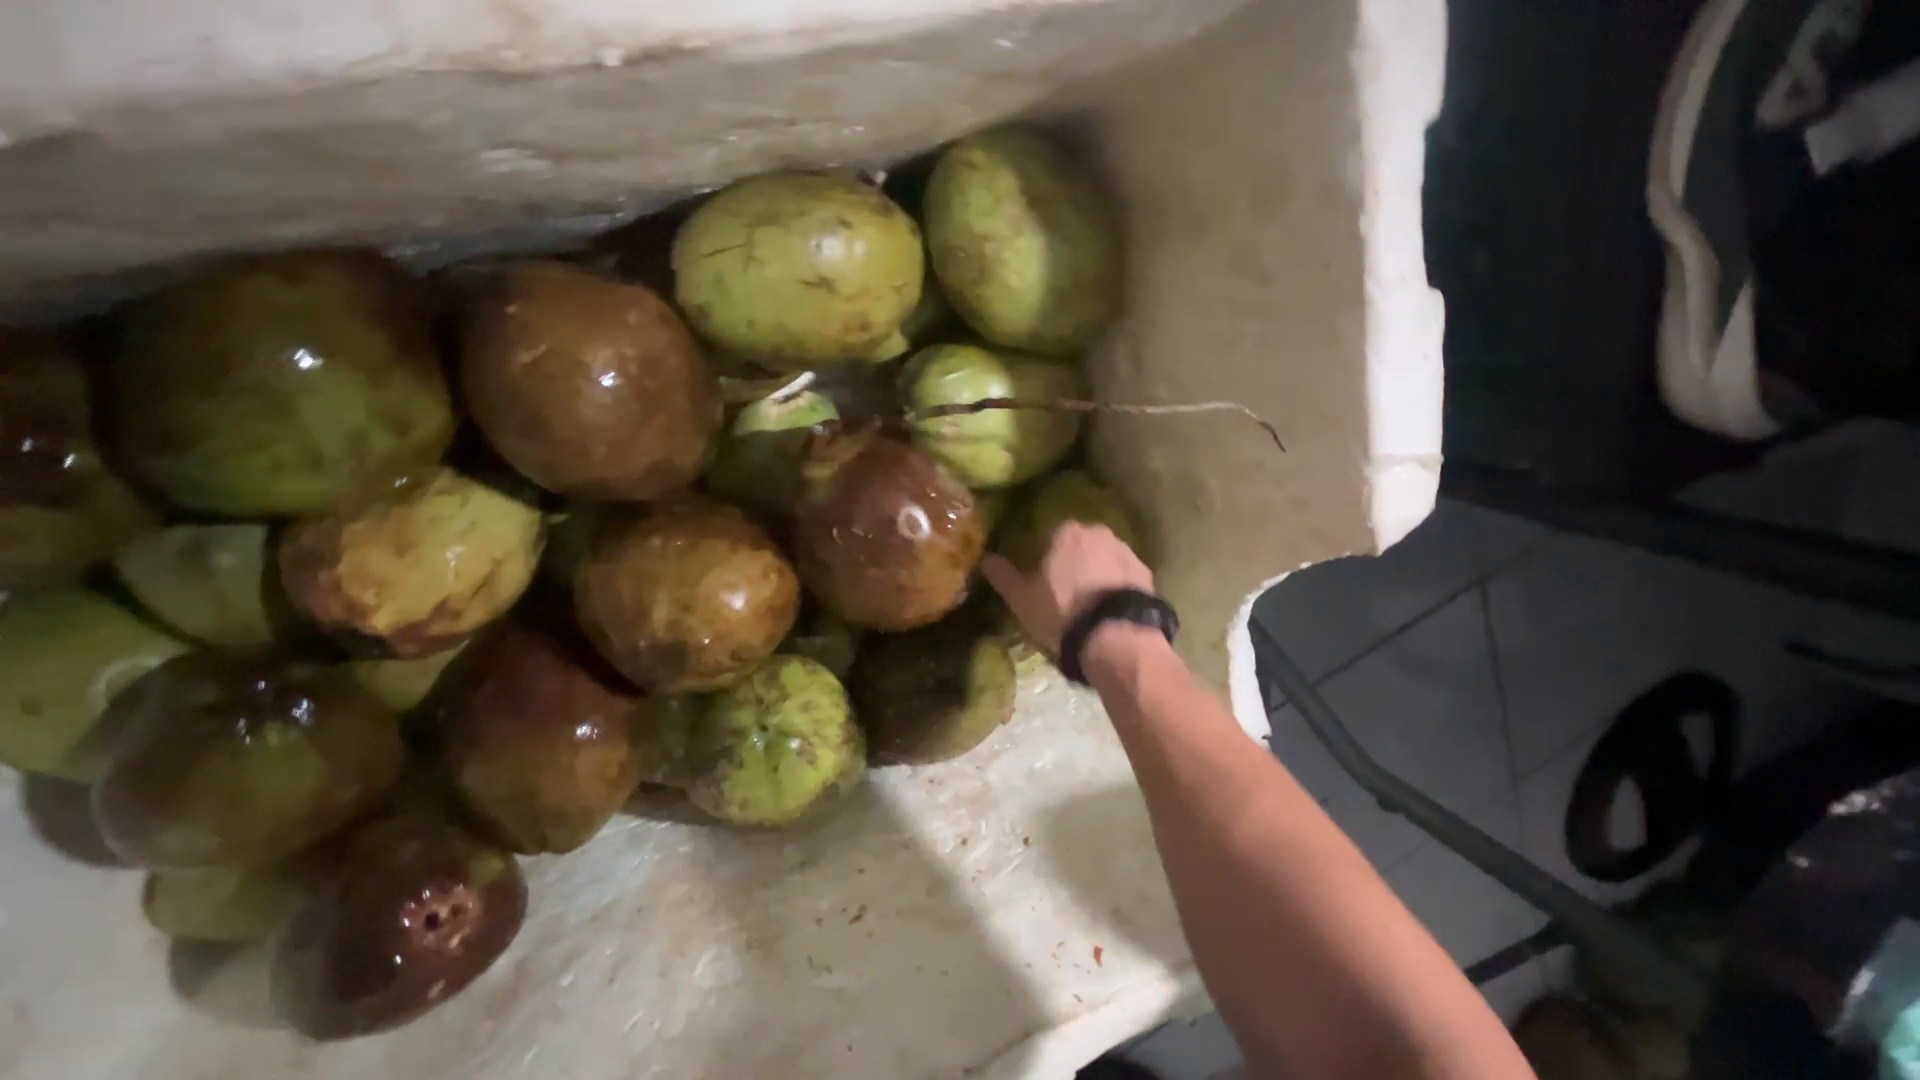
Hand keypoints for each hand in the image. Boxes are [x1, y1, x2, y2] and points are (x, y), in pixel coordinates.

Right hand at [981, 522, 1154, 655]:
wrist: (1116, 637)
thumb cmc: (1062, 612)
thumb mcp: (1022, 599)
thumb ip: (1004, 576)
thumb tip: (986, 559)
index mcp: (1066, 532)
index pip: (1047, 536)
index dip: (1042, 558)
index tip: (1039, 580)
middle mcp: (1098, 533)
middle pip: (1078, 545)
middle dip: (1071, 562)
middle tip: (1063, 592)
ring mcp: (1126, 551)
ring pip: (1103, 558)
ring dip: (1095, 573)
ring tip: (1088, 604)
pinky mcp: (1146, 574)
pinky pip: (1123, 576)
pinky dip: (1115, 587)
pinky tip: (1109, 609)